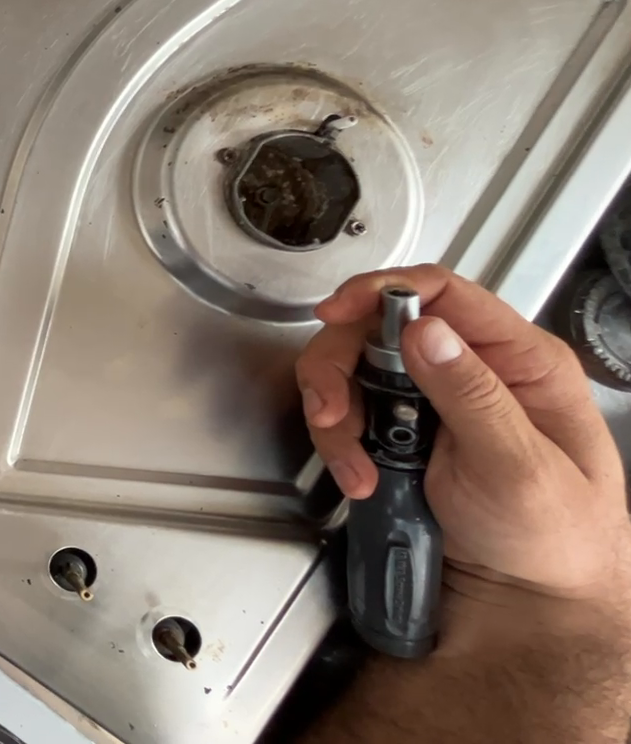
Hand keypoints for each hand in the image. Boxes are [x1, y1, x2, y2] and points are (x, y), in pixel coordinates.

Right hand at [298, 266, 630, 607]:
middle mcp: (467, 366)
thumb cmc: (552, 538)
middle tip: (331, 414)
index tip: (334, 313)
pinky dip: (335, 439)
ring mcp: (426, 392)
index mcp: (519, 363)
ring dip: (332, 413)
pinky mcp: (393, 417)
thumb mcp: (521, 469)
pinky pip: (340, 406)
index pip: (443, 292)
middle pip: (370, 330)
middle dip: (336, 371)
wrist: (524, 593)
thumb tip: (427, 330)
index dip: (379, 291)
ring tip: (351, 461)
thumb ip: (475, 397)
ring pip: (345, 368)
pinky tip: (356, 471)